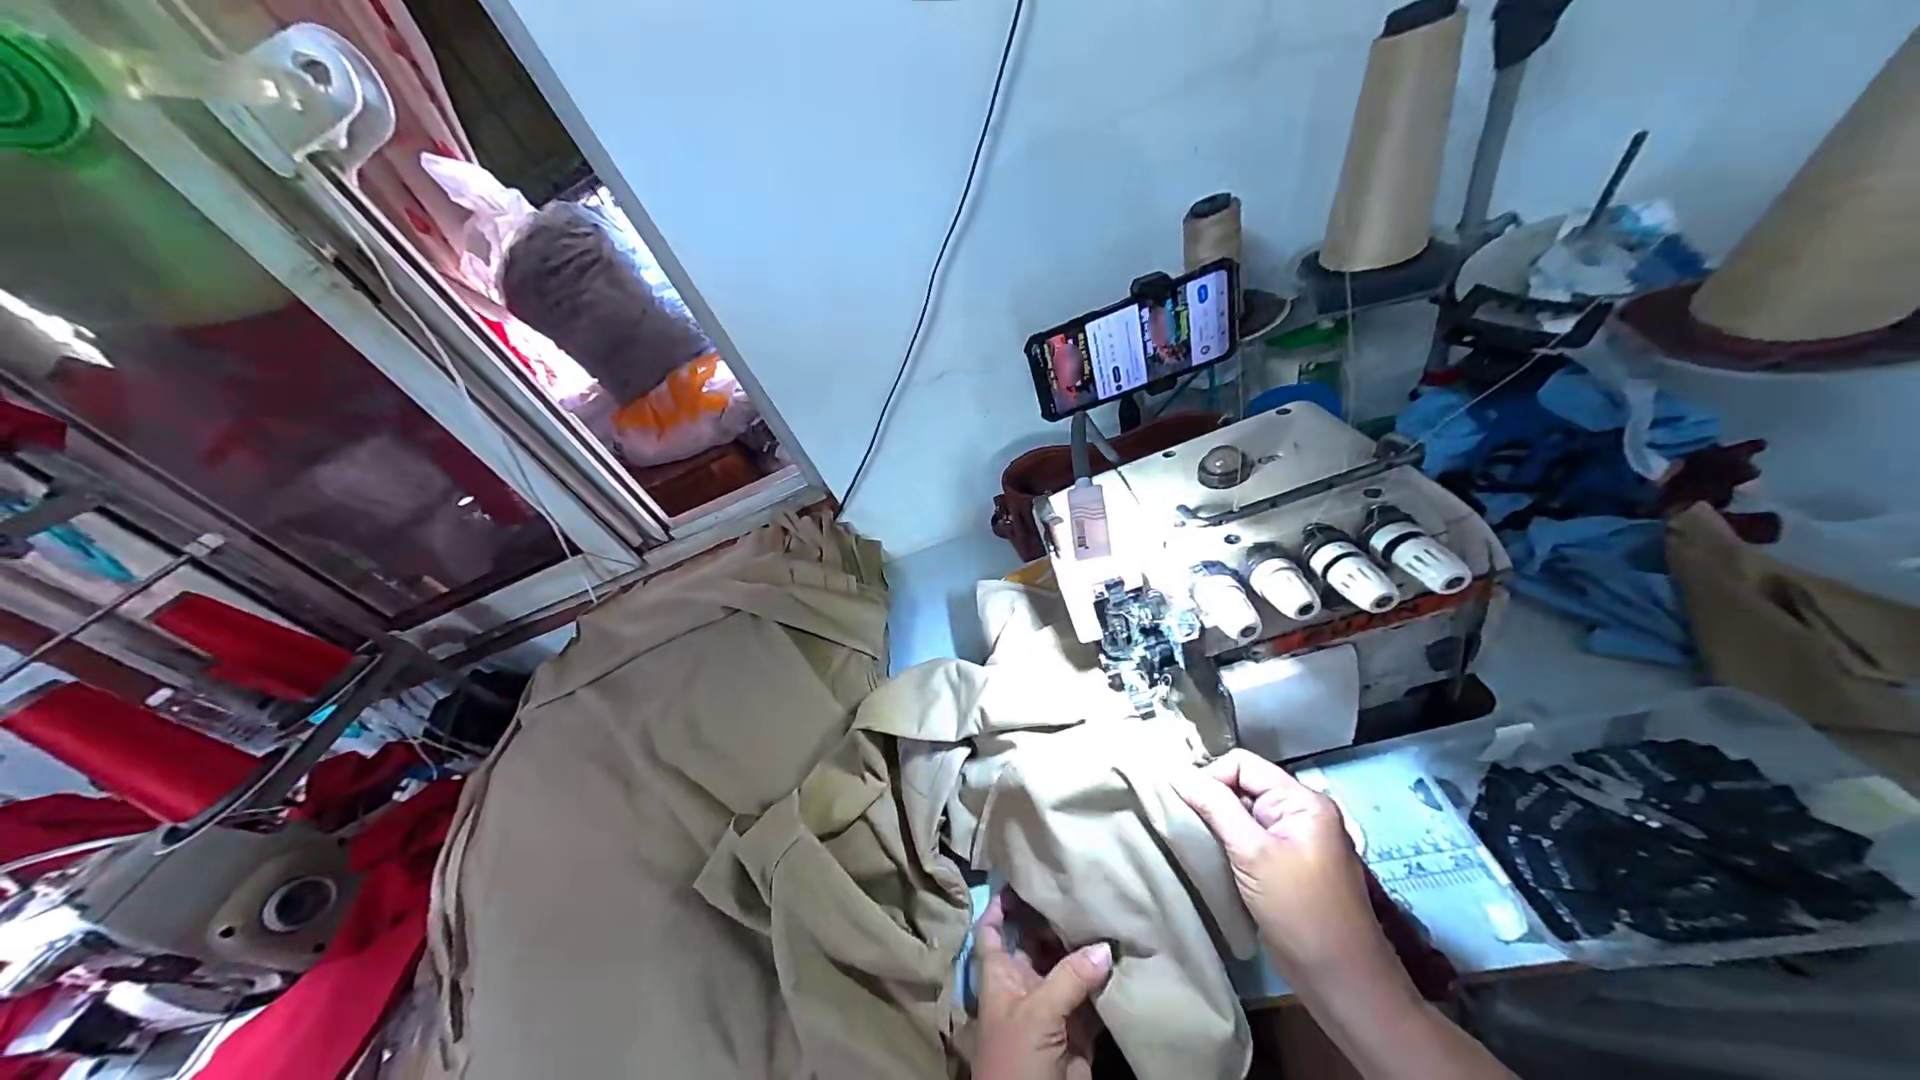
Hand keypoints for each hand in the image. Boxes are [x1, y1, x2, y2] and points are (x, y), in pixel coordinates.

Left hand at [973, 891, 1112, 1079]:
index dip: (1003, 905)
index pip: (995, 930)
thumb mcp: (1035, 1012)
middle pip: (1040, 944)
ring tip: (1109, 916)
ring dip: (1087, 950)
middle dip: (1059, 922)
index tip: (1022, 876)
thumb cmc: (1015, 1061)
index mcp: (1001, 975)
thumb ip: (1068, 976)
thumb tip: (1104, 947)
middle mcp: (1026, 984)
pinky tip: (1124, 958)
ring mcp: (1052, 1007)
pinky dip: (1107, 983)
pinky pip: (1093, 998)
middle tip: (1085, 891)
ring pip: (1070, 969)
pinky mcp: (1078, 1032)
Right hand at [1171, 749, 1386, 984]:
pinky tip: (1215, 859)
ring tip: (1198, 843)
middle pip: (1243, 785)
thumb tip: (1177, 774)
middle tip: (1190, 827)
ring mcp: (1296, 840)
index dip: (1211, 778)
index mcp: (1303, 801)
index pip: (1243, 764)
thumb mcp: (1252, 853)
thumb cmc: (1299, 911)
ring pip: (1243, 812)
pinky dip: (1230, 843)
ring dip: (1219, 824)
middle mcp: (1302, 812)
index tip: (1188, 807)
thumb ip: (1215, 807)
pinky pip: (1250, 837)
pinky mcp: (1287, 865)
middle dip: (1213, 801)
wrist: (1341, 982)